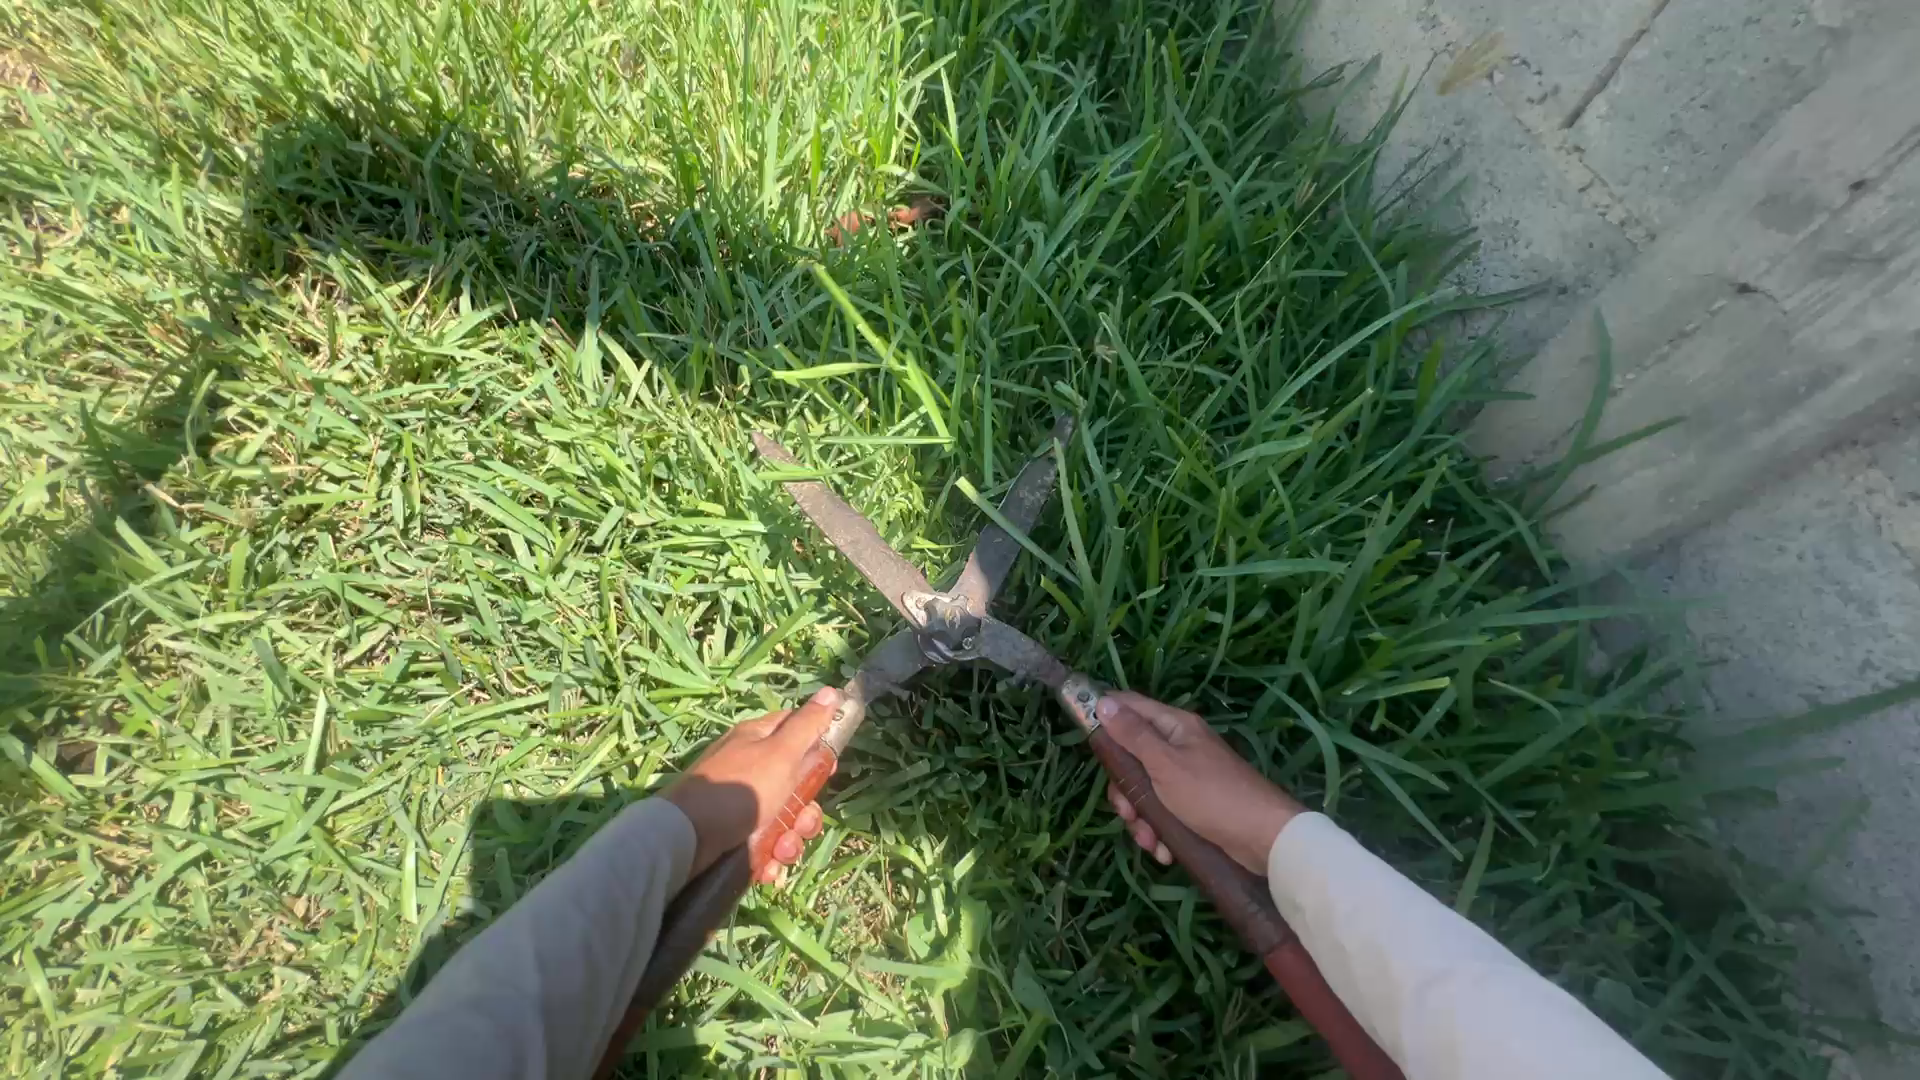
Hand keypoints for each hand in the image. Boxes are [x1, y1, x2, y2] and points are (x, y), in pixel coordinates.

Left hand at [664, 686, 841, 883]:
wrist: (684, 839)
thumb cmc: (739, 789)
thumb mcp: (781, 754)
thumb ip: (808, 725)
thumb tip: (832, 690)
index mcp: (758, 739)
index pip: (797, 730)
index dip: (818, 748)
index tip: (828, 769)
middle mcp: (750, 766)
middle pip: (796, 783)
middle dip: (806, 810)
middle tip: (801, 824)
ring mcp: (739, 802)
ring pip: (783, 817)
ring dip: (791, 839)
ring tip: (782, 852)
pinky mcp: (732, 833)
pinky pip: (764, 842)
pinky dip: (770, 856)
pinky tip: (769, 867)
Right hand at [1097, 691, 1304, 873]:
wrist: (1265, 840)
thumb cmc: (1212, 795)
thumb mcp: (1165, 765)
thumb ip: (1133, 735)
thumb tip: (1102, 702)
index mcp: (1173, 726)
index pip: (1129, 706)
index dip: (1104, 716)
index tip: (1084, 736)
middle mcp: (1178, 745)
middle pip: (1132, 755)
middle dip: (1124, 789)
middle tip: (1126, 812)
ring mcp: (1186, 775)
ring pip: (1145, 788)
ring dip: (1141, 817)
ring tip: (1149, 841)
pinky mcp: (1194, 804)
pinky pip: (1163, 810)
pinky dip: (1159, 830)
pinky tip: (1164, 850)